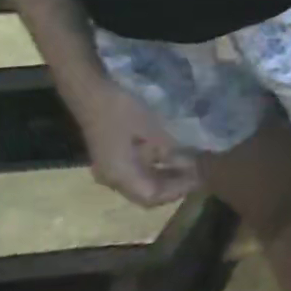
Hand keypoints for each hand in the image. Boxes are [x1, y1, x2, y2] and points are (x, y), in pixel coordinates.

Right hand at [71, 83, 199, 206]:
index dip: (176, 190)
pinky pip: (137, 170)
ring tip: (190, 165)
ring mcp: (111, 168)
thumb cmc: (122, 111)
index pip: (151, 196)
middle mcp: (113, 179)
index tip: (198, 179)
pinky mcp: (112, 157)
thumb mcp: (152, 130)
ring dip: (166, 176)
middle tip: (197, 173)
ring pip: (142, 182)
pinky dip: (156, 167)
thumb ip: (170, 151)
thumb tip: (190, 165)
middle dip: (173, 185)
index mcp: (120, 176)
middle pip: (146, 193)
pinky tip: (173, 156)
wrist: (93, 94)